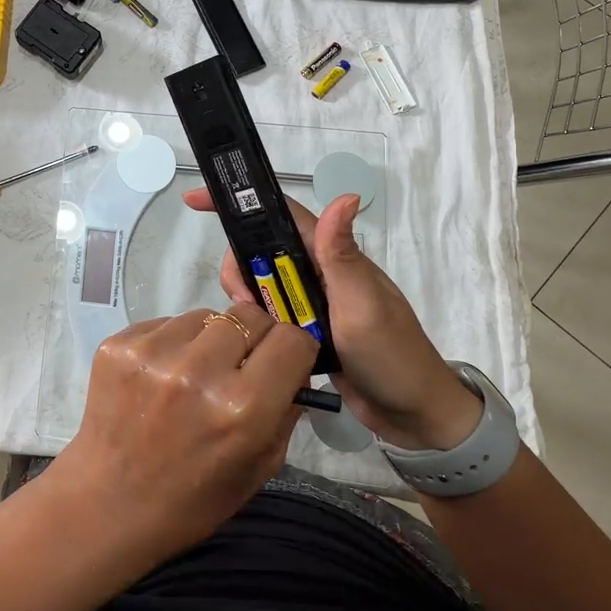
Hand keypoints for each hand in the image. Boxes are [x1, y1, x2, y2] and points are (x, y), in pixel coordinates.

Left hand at [50, 303, 316, 552]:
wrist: (109, 502)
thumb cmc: (193, 498)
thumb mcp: (259, 466)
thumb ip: (284, 410)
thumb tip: (296, 365)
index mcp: (243, 407)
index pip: (291, 340)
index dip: (294, 350)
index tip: (285, 362)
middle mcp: (199, 370)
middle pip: (249, 316)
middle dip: (255, 337)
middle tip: (241, 364)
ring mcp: (153, 352)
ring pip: (205, 316)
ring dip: (210, 339)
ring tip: (193, 376)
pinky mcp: (119, 344)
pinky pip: (165, 324)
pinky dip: (172, 344)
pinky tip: (161, 378)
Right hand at [182, 188, 481, 450]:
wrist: (414, 416)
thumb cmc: (391, 355)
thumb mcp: (363, 304)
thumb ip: (342, 254)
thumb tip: (346, 194)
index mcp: (333, 255)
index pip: (280, 214)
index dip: (239, 202)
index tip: (196, 200)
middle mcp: (319, 271)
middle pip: (260, 248)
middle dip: (238, 265)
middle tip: (240, 300)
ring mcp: (313, 301)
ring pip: (260, 282)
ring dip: (247, 297)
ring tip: (254, 325)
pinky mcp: (307, 330)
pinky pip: (268, 314)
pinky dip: (255, 320)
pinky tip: (255, 339)